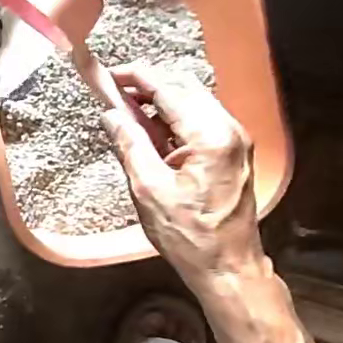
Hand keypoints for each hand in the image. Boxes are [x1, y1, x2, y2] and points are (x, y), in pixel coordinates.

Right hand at [100, 63, 265, 291]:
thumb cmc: (188, 235)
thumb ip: (130, 144)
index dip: (135, 77)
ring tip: (127, 112)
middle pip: (184, 86)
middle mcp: (229, 129)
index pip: (167, 89)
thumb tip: (111, 114)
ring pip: (193, 100)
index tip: (108, 74)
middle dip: (147, 84)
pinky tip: (151, 131)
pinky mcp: (232, 151)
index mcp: (210, 135)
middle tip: (114, 92)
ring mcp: (234, 139)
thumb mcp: (148, 189)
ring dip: (159, 100)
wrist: (229, 267)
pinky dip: (173, 117)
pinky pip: (200, 119)